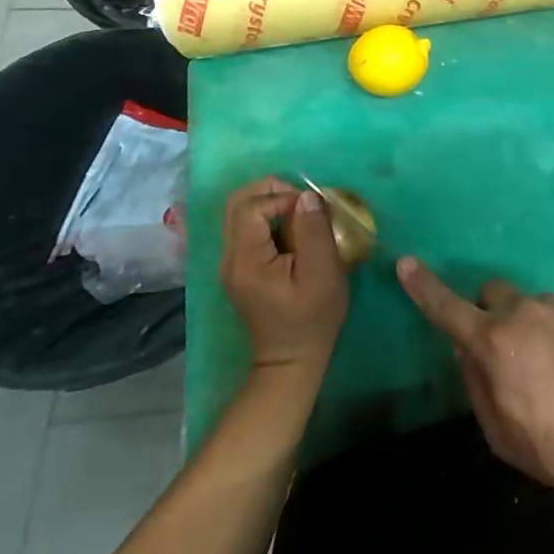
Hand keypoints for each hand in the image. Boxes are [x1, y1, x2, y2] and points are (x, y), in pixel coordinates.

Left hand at [220, 177, 348, 373]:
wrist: (291, 361)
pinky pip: (246, 229)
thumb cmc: (312, 319)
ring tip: (300, 213)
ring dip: (269, 203)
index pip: (251, 207)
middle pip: (236, 204)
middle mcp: (229, 258)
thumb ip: (314, 231)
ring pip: (239, 214)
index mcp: (246, 260)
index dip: (281, 197)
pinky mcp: (239, 269)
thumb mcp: (323, 274)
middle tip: (302, 199)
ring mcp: (231, 264)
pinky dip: (268, 219)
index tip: (311, 208)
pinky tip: (292, 231)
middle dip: (270, 191)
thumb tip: (307, 196)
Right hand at [396, 256, 553, 496]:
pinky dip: (546, 330)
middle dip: (486, 314)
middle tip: (499, 352)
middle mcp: (523, 313)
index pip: (448, 308)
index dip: (423, 287)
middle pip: (490, 293)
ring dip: (520, 325)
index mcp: (494, 343)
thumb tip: (468, 353)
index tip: (405, 263)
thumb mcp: (500, 433)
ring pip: (523, 304)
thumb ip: (476, 385)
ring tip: (544, 370)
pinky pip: (550, 313)